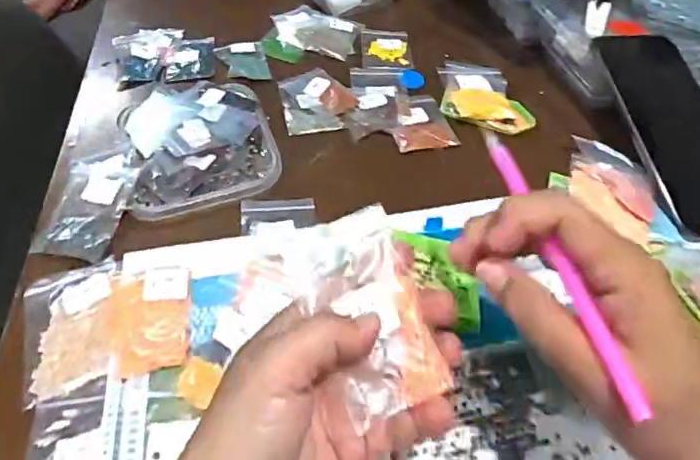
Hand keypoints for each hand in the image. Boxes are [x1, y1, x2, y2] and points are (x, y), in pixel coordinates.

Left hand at [180, 289, 463, 459]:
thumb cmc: (245, 427)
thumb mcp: (273, 367)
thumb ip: (322, 335)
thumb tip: (371, 317)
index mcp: (295, 337)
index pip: (340, 297)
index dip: (373, 276)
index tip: (409, 257)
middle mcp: (322, 367)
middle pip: (374, 333)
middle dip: (411, 316)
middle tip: (447, 308)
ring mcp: (343, 410)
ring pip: (393, 377)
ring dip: (426, 362)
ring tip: (453, 353)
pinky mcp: (359, 450)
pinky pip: (398, 428)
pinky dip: (424, 416)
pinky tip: (443, 407)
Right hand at [450, 192, 699, 459]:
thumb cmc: (661, 416)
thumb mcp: (591, 373)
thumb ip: (537, 316)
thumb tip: (485, 266)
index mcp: (623, 267)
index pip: (559, 211)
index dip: (513, 218)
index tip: (479, 252)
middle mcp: (620, 255)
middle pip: (551, 213)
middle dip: (501, 223)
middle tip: (460, 256)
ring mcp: (618, 269)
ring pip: (553, 229)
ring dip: (510, 236)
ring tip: (472, 260)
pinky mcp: (613, 287)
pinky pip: (563, 254)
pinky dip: (528, 255)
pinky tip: (506, 271)